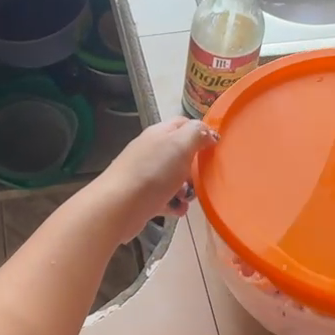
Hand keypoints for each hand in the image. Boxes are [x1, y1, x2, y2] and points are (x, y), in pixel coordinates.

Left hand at [93, 117, 217, 224]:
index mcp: (159, 133)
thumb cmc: (153, 172)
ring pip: (175, 177)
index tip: (215, 148)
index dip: (201, 132)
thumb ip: (196, 133)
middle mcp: (151, 150)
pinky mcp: (143, 196)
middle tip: (200, 177)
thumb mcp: (180, 145)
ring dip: (186, 189)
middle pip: (180, 154)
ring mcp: (146, 173)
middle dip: (195, 167)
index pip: (183, 124)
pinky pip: (166, 197)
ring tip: (186, 197)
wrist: (119, 205)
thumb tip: (209, 133)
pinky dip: (175, 204)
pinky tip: (177, 209)